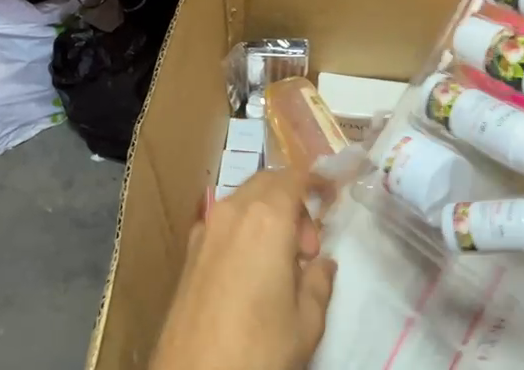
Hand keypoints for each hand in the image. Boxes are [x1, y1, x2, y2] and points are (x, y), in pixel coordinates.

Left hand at [149, 168, 337, 369]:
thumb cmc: (259, 347)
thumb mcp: (307, 322)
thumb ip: (319, 282)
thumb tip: (322, 263)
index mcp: (267, 219)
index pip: (295, 177)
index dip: (316, 180)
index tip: (332, 196)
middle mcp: (233, 211)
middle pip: (268, 182)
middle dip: (293, 200)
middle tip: (308, 247)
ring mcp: (206, 227)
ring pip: (244, 199)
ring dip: (268, 213)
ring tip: (282, 262)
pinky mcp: (190, 249)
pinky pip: (225, 221)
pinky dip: (245, 228)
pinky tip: (251, 269)